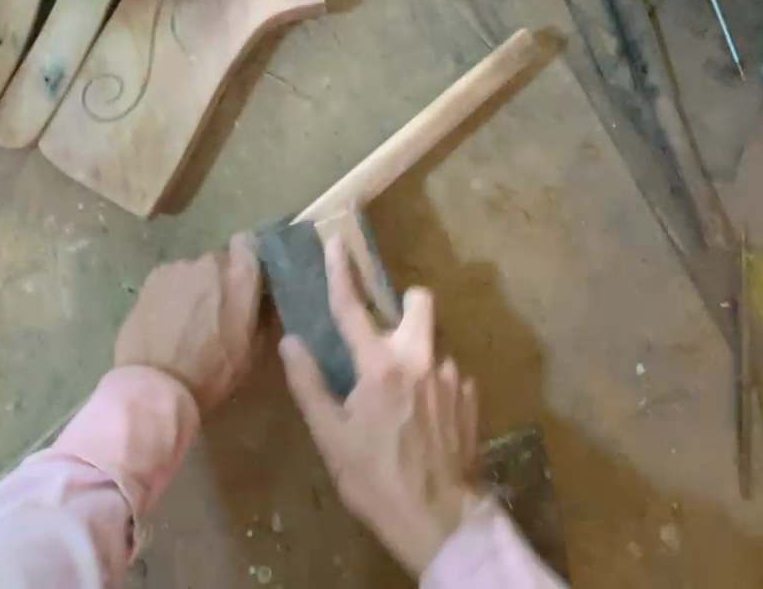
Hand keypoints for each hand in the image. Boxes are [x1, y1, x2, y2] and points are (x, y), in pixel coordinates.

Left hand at [114, 232, 262, 411]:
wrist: (156, 385)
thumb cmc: (212, 373)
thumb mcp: (252, 353)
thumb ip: (265, 318)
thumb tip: (269, 301)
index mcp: (241, 277)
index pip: (248, 242)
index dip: (246, 257)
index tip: (244, 278)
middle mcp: (211, 262)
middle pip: (219, 261)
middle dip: (219, 280)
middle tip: (215, 311)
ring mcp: (179, 268)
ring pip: (193, 272)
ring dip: (193, 288)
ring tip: (185, 321)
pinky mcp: (154, 277)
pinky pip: (170, 280)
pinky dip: (170, 295)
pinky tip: (165, 321)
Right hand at [280, 234, 483, 575]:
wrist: (439, 520)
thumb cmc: (376, 478)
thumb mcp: (331, 437)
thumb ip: (309, 384)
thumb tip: (292, 342)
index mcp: (380, 365)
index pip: (353, 307)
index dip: (341, 272)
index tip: (336, 242)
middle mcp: (420, 358)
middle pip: (420, 302)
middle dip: (405, 303)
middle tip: (388, 332)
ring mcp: (451, 376)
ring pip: (434, 342)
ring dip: (418, 354)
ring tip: (404, 396)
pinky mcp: (470, 397)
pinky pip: (450, 373)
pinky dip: (435, 383)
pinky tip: (426, 416)